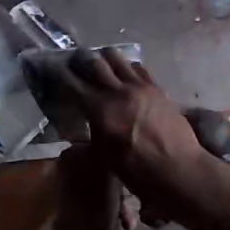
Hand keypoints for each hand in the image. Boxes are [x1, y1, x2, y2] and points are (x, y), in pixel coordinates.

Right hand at [49, 48, 219, 220]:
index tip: (50, 66)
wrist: (179, 170)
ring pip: (117, 59)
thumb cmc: (138, 171)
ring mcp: (140, 87)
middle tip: (74, 59)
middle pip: (94, 63)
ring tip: (101, 61)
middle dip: (81, 59)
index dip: (59, 73)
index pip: (73, 83)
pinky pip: (138, 68)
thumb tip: (81, 128)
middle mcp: (118, 92)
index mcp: (100, 110)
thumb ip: (92, 135)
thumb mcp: (105, 157)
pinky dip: (128, 67)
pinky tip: (126, 74)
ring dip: (105, 58)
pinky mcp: (157, 88)